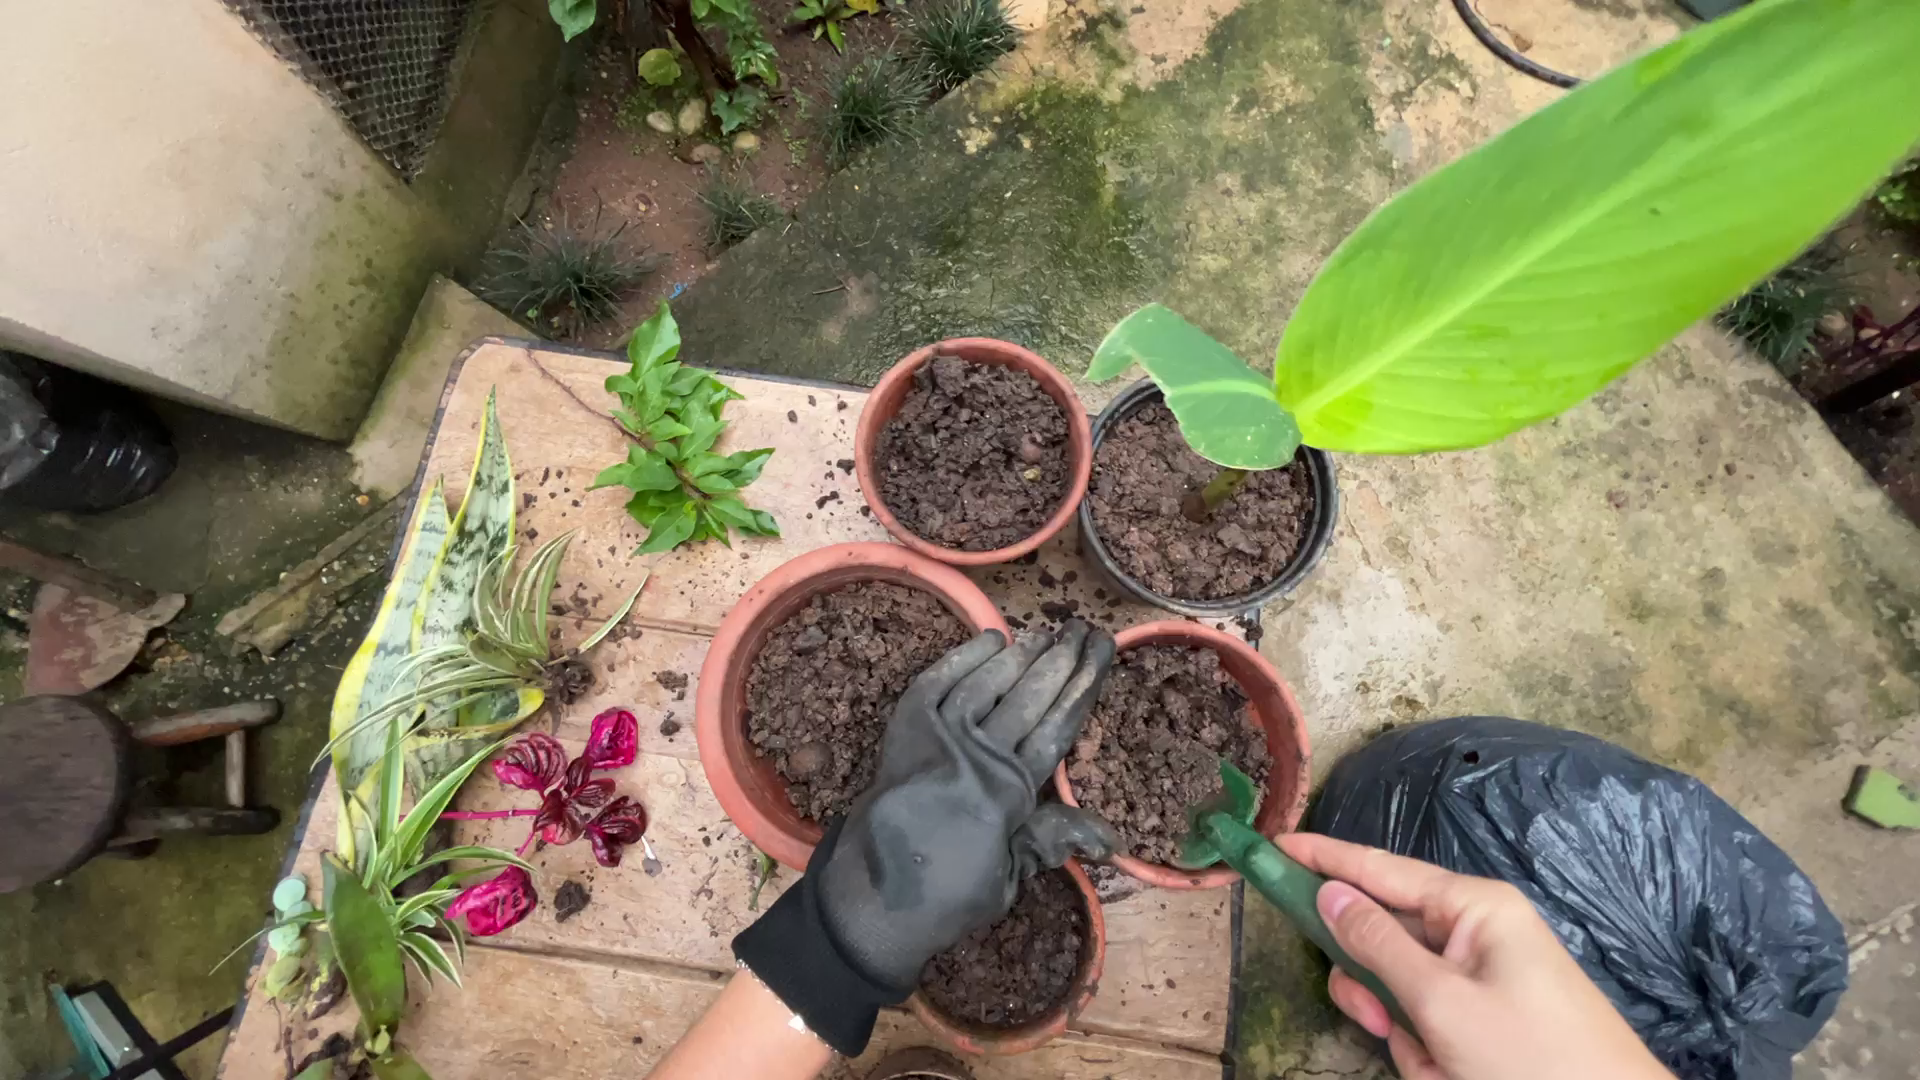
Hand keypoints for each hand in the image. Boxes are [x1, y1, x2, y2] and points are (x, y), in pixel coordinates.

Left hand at [816, 620, 1117, 987]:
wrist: (874, 895)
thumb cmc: (948, 892)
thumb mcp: (1009, 877)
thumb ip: (1052, 840)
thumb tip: (1114, 835)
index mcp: (1012, 792)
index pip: (1058, 727)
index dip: (1082, 688)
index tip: (1101, 654)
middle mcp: (980, 755)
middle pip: (1030, 696)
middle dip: (1060, 660)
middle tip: (1082, 629)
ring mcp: (941, 735)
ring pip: (990, 683)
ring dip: (1021, 655)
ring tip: (1047, 632)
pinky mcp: (908, 725)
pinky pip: (940, 680)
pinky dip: (965, 657)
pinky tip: (992, 639)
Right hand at [1277, 833, 1674, 1079]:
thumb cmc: (1535, 1064)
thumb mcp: (1442, 1003)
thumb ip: (1374, 942)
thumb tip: (1328, 891)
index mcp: (1473, 907)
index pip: (1377, 867)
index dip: (1321, 856)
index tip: (1272, 845)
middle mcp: (1474, 930)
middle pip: (1383, 932)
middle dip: (1373, 982)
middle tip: (1375, 1020)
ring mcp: (1481, 975)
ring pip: (1397, 981)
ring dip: (1402, 1026)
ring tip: (1433, 1065)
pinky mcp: (1485, 1017)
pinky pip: (1425, 1017)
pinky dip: (1427, 1050)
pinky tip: (1452, 1076)